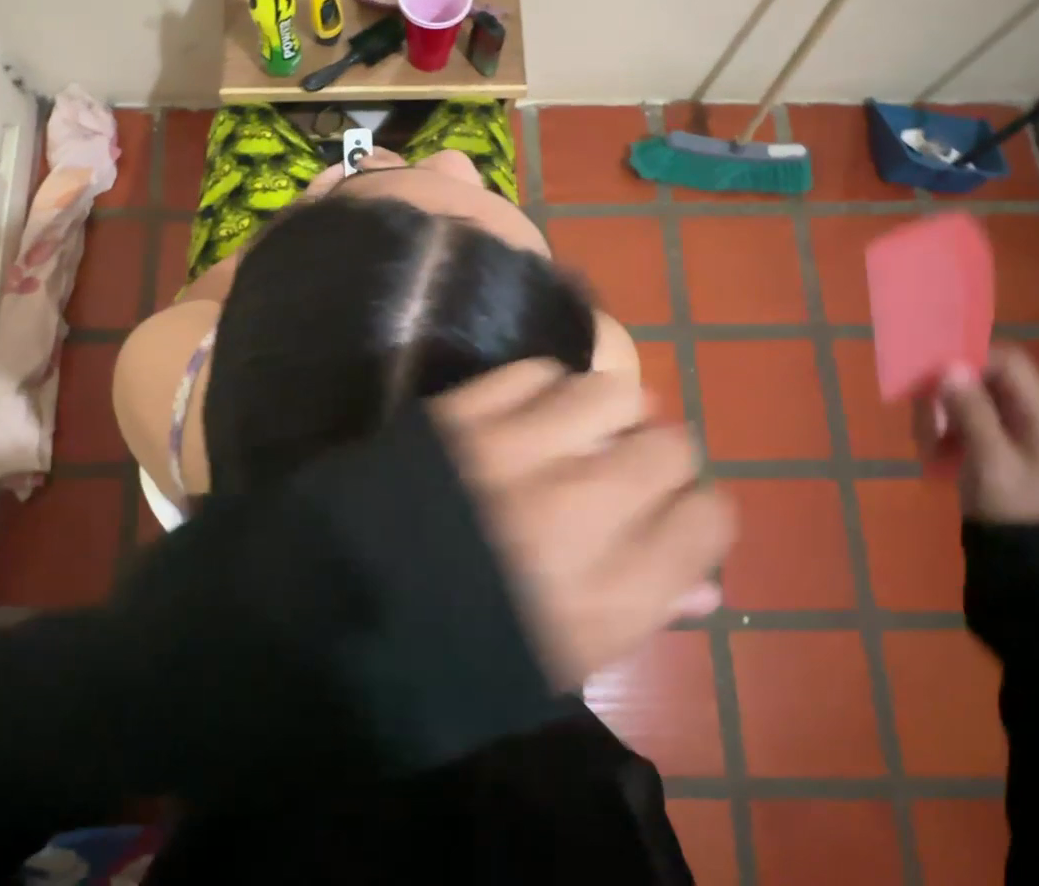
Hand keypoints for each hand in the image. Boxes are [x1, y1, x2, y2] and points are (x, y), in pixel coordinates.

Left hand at [429, 361, 736, 687]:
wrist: (330, 617)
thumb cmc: (450, 656)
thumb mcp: (554, 665)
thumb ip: (636, 618)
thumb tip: (704, 588)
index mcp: (610, 592)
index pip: (709, 519)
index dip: (698, 514)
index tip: (674, 517)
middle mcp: (579, 512)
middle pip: (671, 448)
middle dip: (658, 461)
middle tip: (623, 473)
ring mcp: (517, 454)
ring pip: (612, 393)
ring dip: (606, 413)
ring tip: (580, 435)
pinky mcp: (461, 416)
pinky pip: (536, 373)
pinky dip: (542, 390)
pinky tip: (526, 416)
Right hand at [914, 346, 1038, 525]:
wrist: (1034, 551)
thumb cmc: (1018, 504)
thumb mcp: (993, 459)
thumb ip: (973, 413)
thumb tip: (949, 367)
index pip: (1006, 360)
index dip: (968, 362)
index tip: (932, 383)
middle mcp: (1031, 409)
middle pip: (982, 378)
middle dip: (947, 395)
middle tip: (926, 425)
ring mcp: (1014, 425)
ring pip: (967, 398)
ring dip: (940, 415)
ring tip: (928, 445)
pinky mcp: (997, 440)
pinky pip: (965, 418)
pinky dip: (945, 430)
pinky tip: (935, 452)